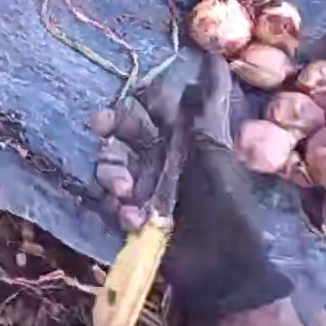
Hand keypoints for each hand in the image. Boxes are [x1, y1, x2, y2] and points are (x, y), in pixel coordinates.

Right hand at [93, 56, 292, 321]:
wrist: (221, 268)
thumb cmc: (225, 205)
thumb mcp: (217, 148)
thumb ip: (209, 105)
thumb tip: (215, 57)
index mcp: (179, 136)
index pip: (144, 108)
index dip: (130, 105)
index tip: (124, 101)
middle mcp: (157, 154)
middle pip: (119, 133)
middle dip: (111, 133)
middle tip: (101, 129)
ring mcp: (142, 184)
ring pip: (109, 165)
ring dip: (112, 176)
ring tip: (126, 196)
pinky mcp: (130, 212)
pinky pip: (110, 200)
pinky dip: (118, 208)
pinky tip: (134, 219)